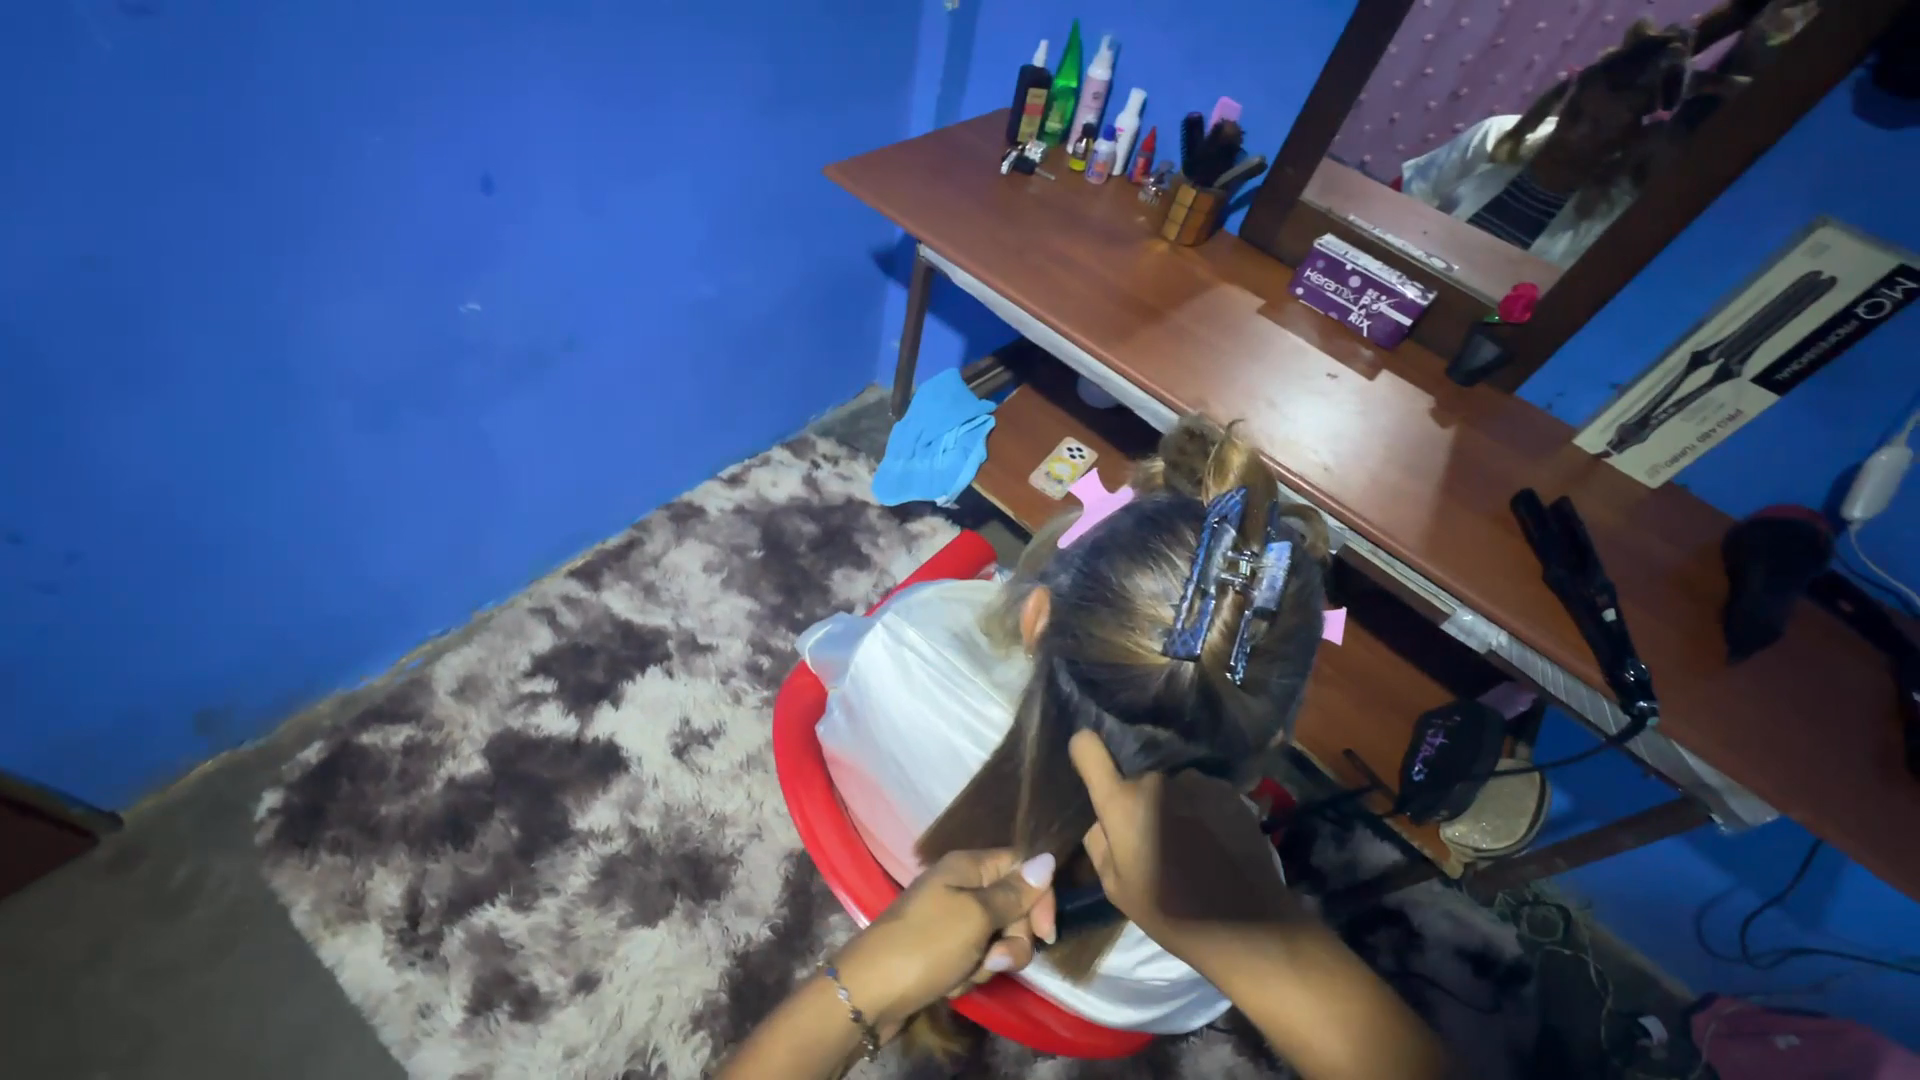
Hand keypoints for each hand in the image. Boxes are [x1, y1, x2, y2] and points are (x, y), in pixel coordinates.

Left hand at [831, 848, 1058, 1034]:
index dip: (1039, 896)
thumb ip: (1014, 892)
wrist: (870, 993)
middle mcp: (962, 885)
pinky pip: (975, 958)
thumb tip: (1048, 857)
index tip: (1045, 933)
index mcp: (968, 866)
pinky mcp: (944, 949)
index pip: (1021, 865)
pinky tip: (952, 984)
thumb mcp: (976, 916)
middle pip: (1013, 906)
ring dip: (989, 962)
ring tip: (965, 973)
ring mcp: (951, 919)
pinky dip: (970, 973)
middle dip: (1012, 940)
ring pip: (997, 937)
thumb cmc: (926, 945)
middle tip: (993, 959)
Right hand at [1068, 730, 1299, 968]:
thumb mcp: (1116, 888)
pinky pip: (1202, 792)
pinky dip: (1203, 810)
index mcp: (1122, 802)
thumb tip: (1102, 819)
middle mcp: (1157, 779)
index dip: (1084, 752)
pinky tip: (1215, 842)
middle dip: (1140, 801)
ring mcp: (1196, 781)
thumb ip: (1099, 843)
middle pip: (1137, 779)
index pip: (1088, 748)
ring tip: (1190, 844)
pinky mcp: (1228, 790)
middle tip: (1154, 840)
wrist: (1246, 926)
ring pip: (1172, 786)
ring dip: (1174, 805)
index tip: (1090, 767)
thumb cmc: (1171, 913)